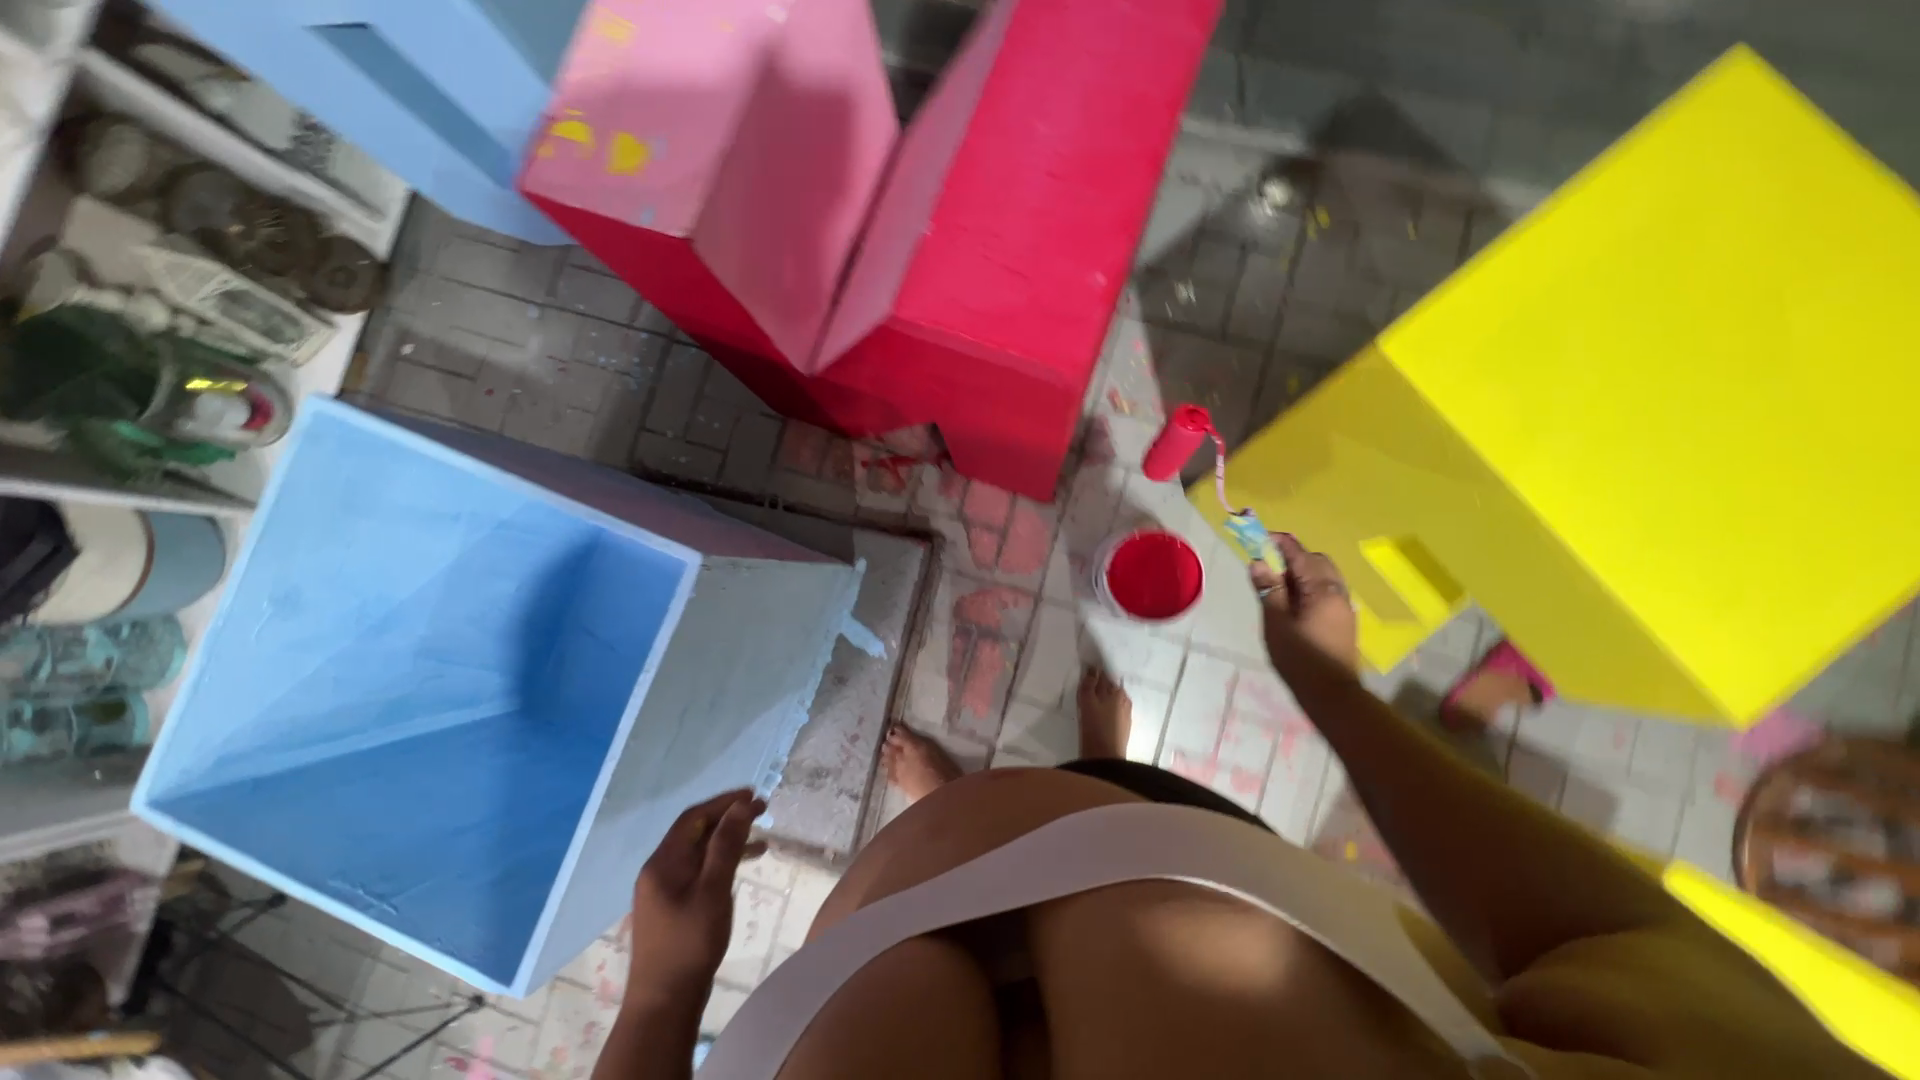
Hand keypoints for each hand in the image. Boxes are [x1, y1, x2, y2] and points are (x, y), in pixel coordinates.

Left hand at [627, 789, 765, 1002]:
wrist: (664, 1002)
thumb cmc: (691, 944)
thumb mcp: (713, 890)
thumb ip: (726, 846)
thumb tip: (740, 806)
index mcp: (663, 862)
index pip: (694, 818)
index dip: (724, 802)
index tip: (755, 796)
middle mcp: (659, 871)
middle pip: (695, 833)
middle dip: (728, 818)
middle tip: (762, 811)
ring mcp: (664, 891)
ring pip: (699, 853)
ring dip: (728, 841)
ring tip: (762, 838)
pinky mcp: (673, 908)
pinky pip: (699, 872)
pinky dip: (721, 863)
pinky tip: (742, 869)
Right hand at [1249, 533, 1358, 670]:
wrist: (1331, 693)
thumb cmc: (1299, 657)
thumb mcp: (1276, 622)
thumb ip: (1269, 589)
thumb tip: (1258, 562)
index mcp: (1321, 589)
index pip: (1299, 554)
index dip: (1279, 542)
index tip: (1258, 538)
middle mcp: (1338, 591)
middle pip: (1316, 561)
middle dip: (1292, 556)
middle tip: (1267, 565)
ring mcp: (1343, 605)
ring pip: (1323, 575)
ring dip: (1301, 571)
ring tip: (1277, 584)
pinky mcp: (1343, 619)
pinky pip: (1326, 590)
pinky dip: (1309, 585)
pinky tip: (1293, 601)